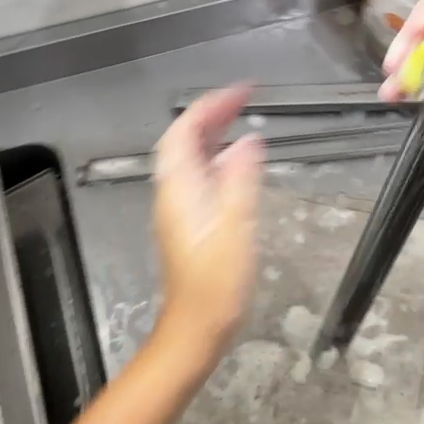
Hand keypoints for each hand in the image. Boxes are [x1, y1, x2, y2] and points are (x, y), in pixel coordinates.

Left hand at [152, 85, 265, 362]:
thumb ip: (241, 182)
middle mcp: (174, 193)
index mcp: (180, 189)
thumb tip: (250, 141)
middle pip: (184, 141)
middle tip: (245, 99)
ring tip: (242, 118)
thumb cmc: (216, 286)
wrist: (194, 331)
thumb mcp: (236, 230)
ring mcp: (179, 208)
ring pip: (190, 158)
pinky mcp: (188, 222)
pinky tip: (236, 162)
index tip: (241, 92)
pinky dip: (216, 157)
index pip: (184, 132)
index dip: (209, 106)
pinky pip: (198, 175)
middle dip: (211, 114)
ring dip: (213, 133)